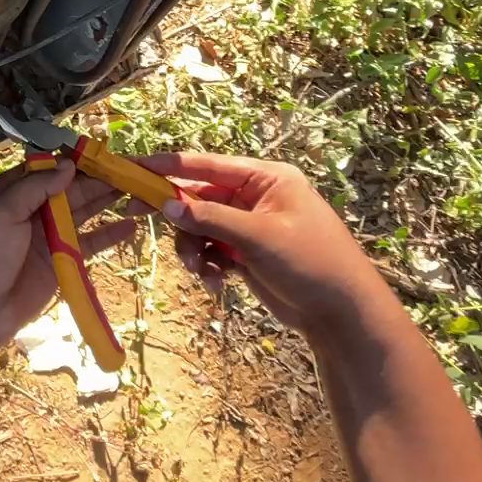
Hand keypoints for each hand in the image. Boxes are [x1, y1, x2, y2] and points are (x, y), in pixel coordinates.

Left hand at [0, 160, 138, 354]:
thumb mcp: (1, 211)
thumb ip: (35, 187)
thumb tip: (68, 165)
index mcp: (7, 192)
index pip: (44, 169)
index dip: (71, 161)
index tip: (100, 152)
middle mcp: (28, 210)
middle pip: (67, 189)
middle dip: (96, 179)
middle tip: (131, 169)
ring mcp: (46, 237)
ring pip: (81, 213)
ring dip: (106, 201)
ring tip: (138, 190)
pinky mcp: (60, 262)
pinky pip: (87, 244)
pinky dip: (107, 235)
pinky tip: (131, 225)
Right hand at [142, 152, 389, 332]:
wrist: (344, 317)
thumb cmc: (310, 263)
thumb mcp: (258, 237)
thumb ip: (210, 218)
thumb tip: (166, 205)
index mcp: (266, 178)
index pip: (209, 164)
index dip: (171, 165)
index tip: (137, 165)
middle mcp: (255, 197)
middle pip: (199, 196)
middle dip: (179, 216)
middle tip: (137, 215)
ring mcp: (249, 225)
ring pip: (201, 226)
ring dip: (192, 246)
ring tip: (198, 268)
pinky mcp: (245, 252)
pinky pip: (211, 248)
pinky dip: (206, 262)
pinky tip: (215, 281)